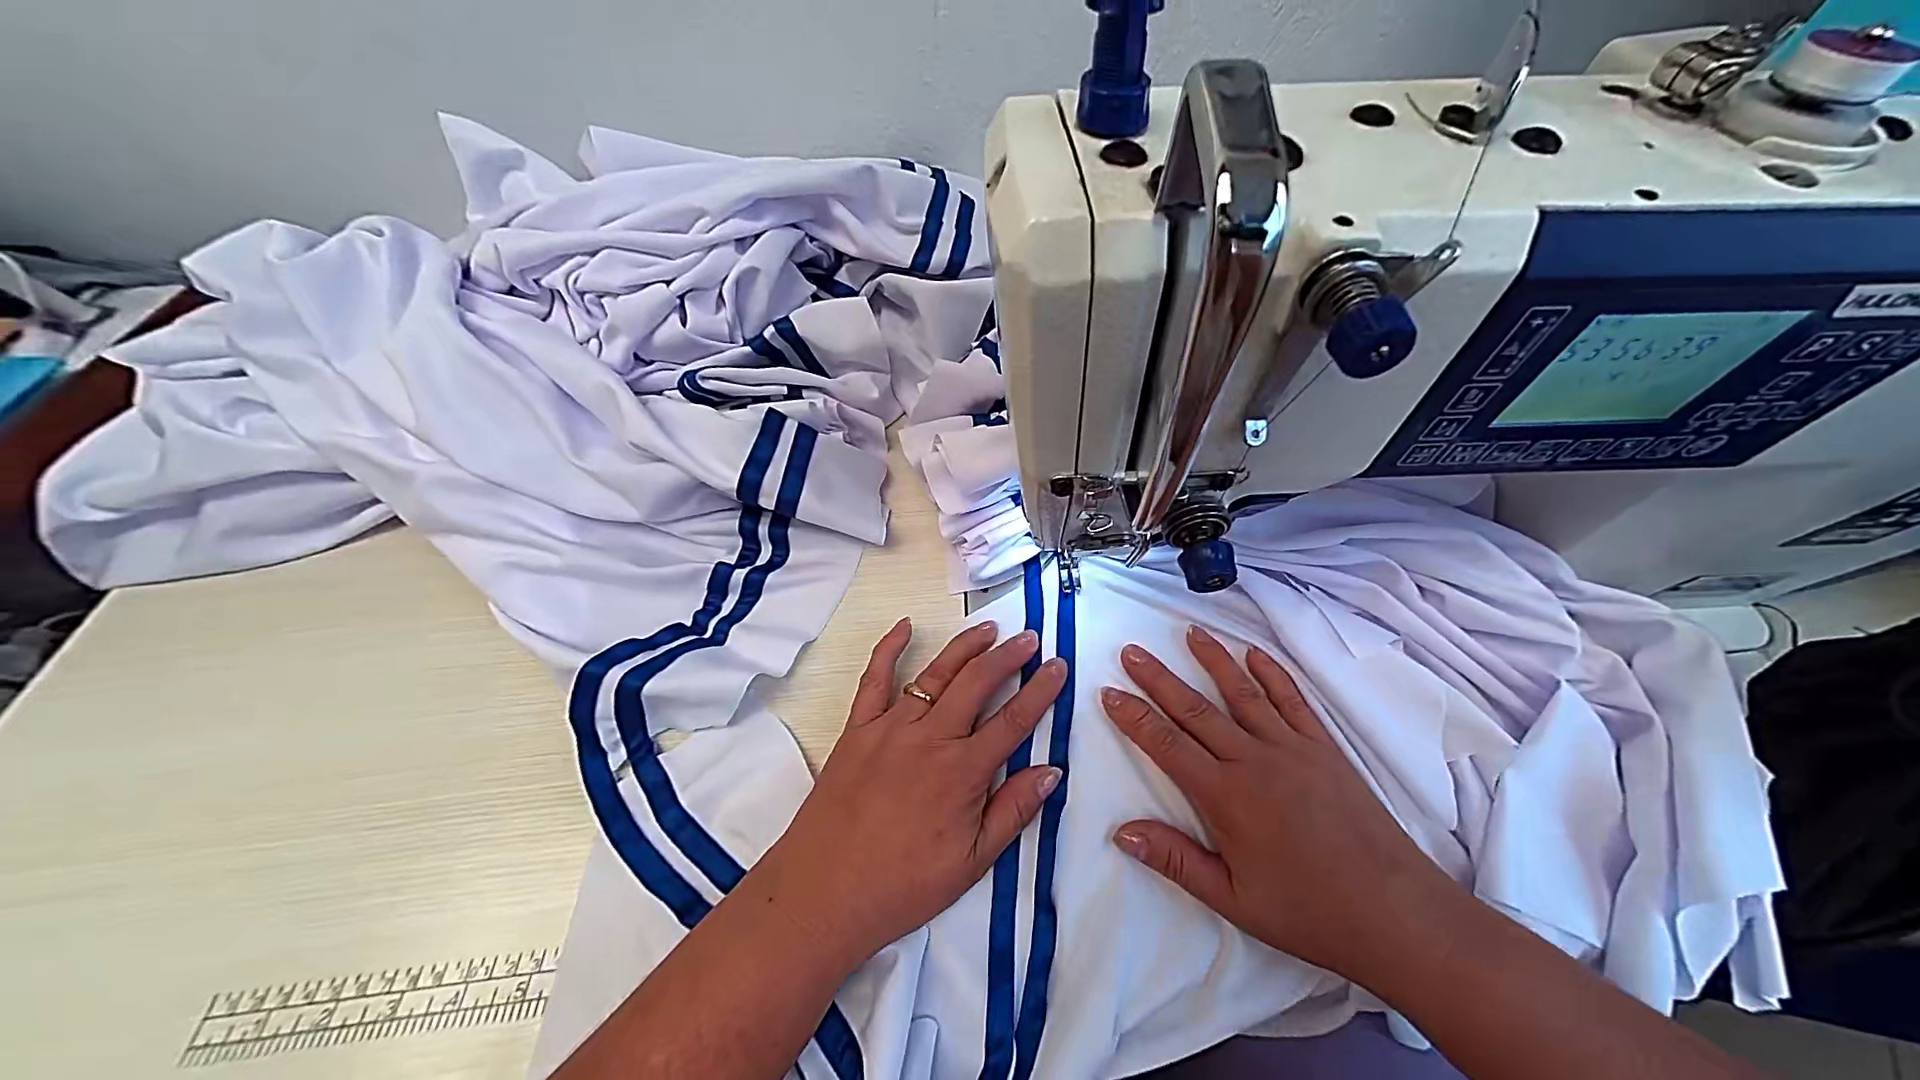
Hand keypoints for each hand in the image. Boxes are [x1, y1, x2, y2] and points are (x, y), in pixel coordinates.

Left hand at [742, 619, 1067, 969]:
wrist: (824, 891)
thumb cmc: (901, 884)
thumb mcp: (972, 861)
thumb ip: (1013, 811)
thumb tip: (1050, 773)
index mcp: (962, 771)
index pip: (1014, 719)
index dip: (1041, 690)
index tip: (1057, 667)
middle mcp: (930, 738)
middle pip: (978, 683)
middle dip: (1008, 656)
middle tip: (1029, 638)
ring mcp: (890, 728)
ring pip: (935, 673)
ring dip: (965, 647)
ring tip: (988, 629)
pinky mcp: (857, 729)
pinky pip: (875, 679)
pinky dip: (889, 648)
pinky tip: (904, 627)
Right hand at [1099, 626, 1466, 982]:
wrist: (1398, 914)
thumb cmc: (1309, 912)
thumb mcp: (1231, 899)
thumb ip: (1175, 860)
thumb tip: (1122, 833)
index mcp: (1226, 797)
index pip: (1166, 745)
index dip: (1134, 717)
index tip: (1109, 692)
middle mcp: (1254, 761)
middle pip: (1195, 710)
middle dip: (1158, 678)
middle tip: (1132, 651)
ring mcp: (1293, 749)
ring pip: (1242, 694)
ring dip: (1213, 660)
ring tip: (1190, 632)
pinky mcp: (1325, 749)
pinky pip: (1293, 701)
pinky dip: (1273, 675)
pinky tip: (1256, 655)